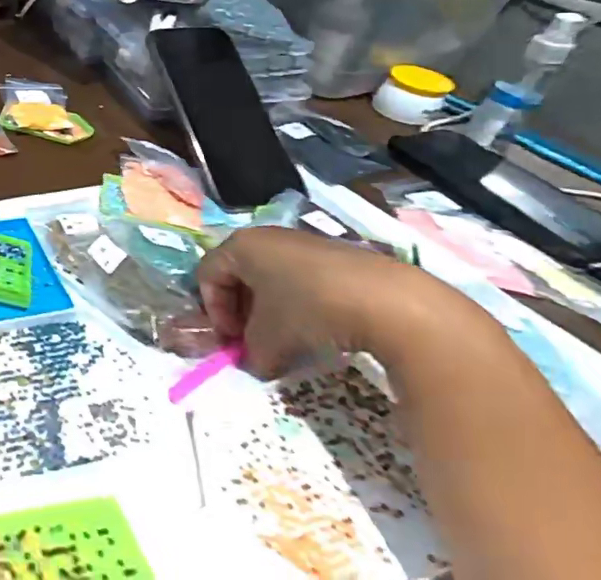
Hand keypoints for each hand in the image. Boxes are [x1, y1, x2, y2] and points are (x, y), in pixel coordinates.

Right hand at [196, 226, 452, 379]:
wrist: (392, 302)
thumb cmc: (311, 308)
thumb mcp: (270, 337)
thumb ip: (251, 351)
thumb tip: (254, 362)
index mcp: (241, 245)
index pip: (208, 274)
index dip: (214, 311)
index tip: (233, 341)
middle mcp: (267, 238)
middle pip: (239, 275)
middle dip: (242, 313)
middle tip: (255, 344)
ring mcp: (304, 244)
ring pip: (272, 279)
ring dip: (271, 313)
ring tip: (288, 343)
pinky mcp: (338, 258)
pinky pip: (303, 281)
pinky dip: (301, 307)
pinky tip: (320, 332)